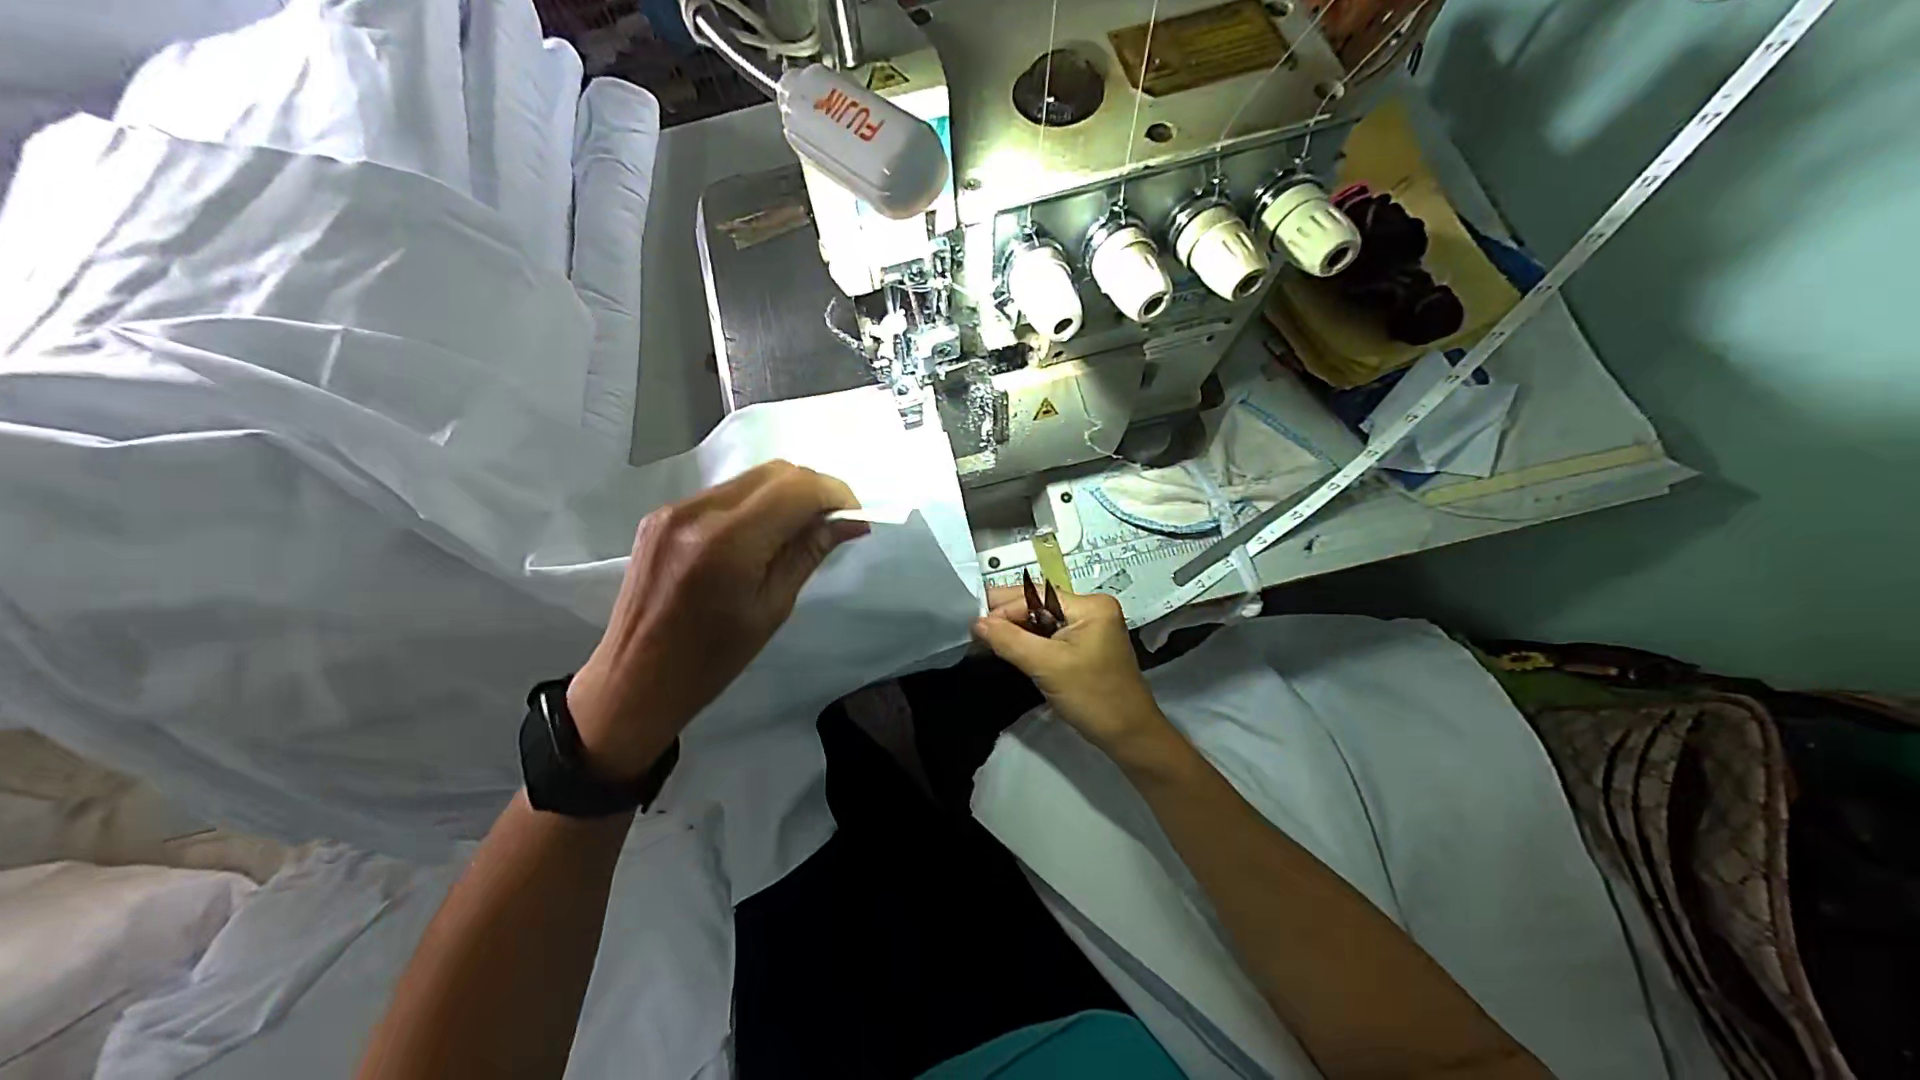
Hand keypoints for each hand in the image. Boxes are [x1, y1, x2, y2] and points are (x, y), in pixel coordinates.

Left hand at [567, 461, 867, 780]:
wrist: (635, 678)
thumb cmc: (712, 659)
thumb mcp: (772, 608)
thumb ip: (809, 553)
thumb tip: (851, 522)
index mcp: (728, 542)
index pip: (797, 488)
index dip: (835, 493)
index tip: (853, 515)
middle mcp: (698, 512)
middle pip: (776, 472)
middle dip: (813, 489)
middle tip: (832, 522)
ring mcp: (675, 509)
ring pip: (750, 478)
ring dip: (785, 494)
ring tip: (800, 529)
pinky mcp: (662, 515)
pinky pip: (724, 493)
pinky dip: (754, 503)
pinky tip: (761, 535)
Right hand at [971, 586, 1176, 764]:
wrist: (1129, 735)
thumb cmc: (1093, 698)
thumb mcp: (1046, 666)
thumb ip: (1009, 640)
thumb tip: (977, 623)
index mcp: (1090, 605)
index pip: (1035, 596)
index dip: (1002, 609)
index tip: (974, 626)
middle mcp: (1091, 608)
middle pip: (1038, 604)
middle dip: (1007, 617)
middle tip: (975, 631)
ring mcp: (1089, 626)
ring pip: (1042, 620)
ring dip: (1015, 629)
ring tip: (986, 639)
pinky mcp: (1085, 644)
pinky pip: (1050, 634)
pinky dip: (1029, 640)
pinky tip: (1008, 646)